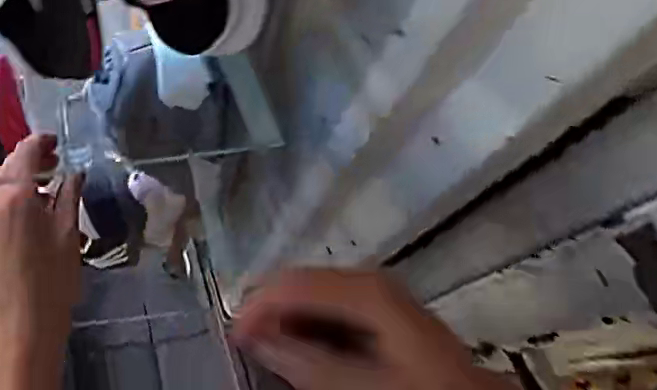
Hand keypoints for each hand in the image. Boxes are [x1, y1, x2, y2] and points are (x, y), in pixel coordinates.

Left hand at [0, 134, 81, 389]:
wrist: (21, 334)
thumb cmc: (51, 282)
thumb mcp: (68, 234)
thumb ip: (69, 196)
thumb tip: (74, 173)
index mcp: (15, 194)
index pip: (25, 152)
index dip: (41, 141)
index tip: (57, 140)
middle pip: (9, 165)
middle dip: (31, 157)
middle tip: (56, 159)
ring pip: (1, 184)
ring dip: (21, 176)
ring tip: (48, 184)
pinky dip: (13, 194)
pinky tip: (34, 209)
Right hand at [232, 269, 500, 389]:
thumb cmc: (423, 387)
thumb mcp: (368, 383)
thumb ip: (311, 363)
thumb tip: (258, 336)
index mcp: (365, 284)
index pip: (291, 280)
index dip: (256, 303)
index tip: (232, 332)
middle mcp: (371, 278)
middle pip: (303, 283)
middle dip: (272, 309)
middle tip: (246, 338)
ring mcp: (383, 296)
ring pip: (318, 297)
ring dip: (291, 320)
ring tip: (270, 344)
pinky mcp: (391, 316)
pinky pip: (336, 310)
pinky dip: (315, 327)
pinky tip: (307, 347)